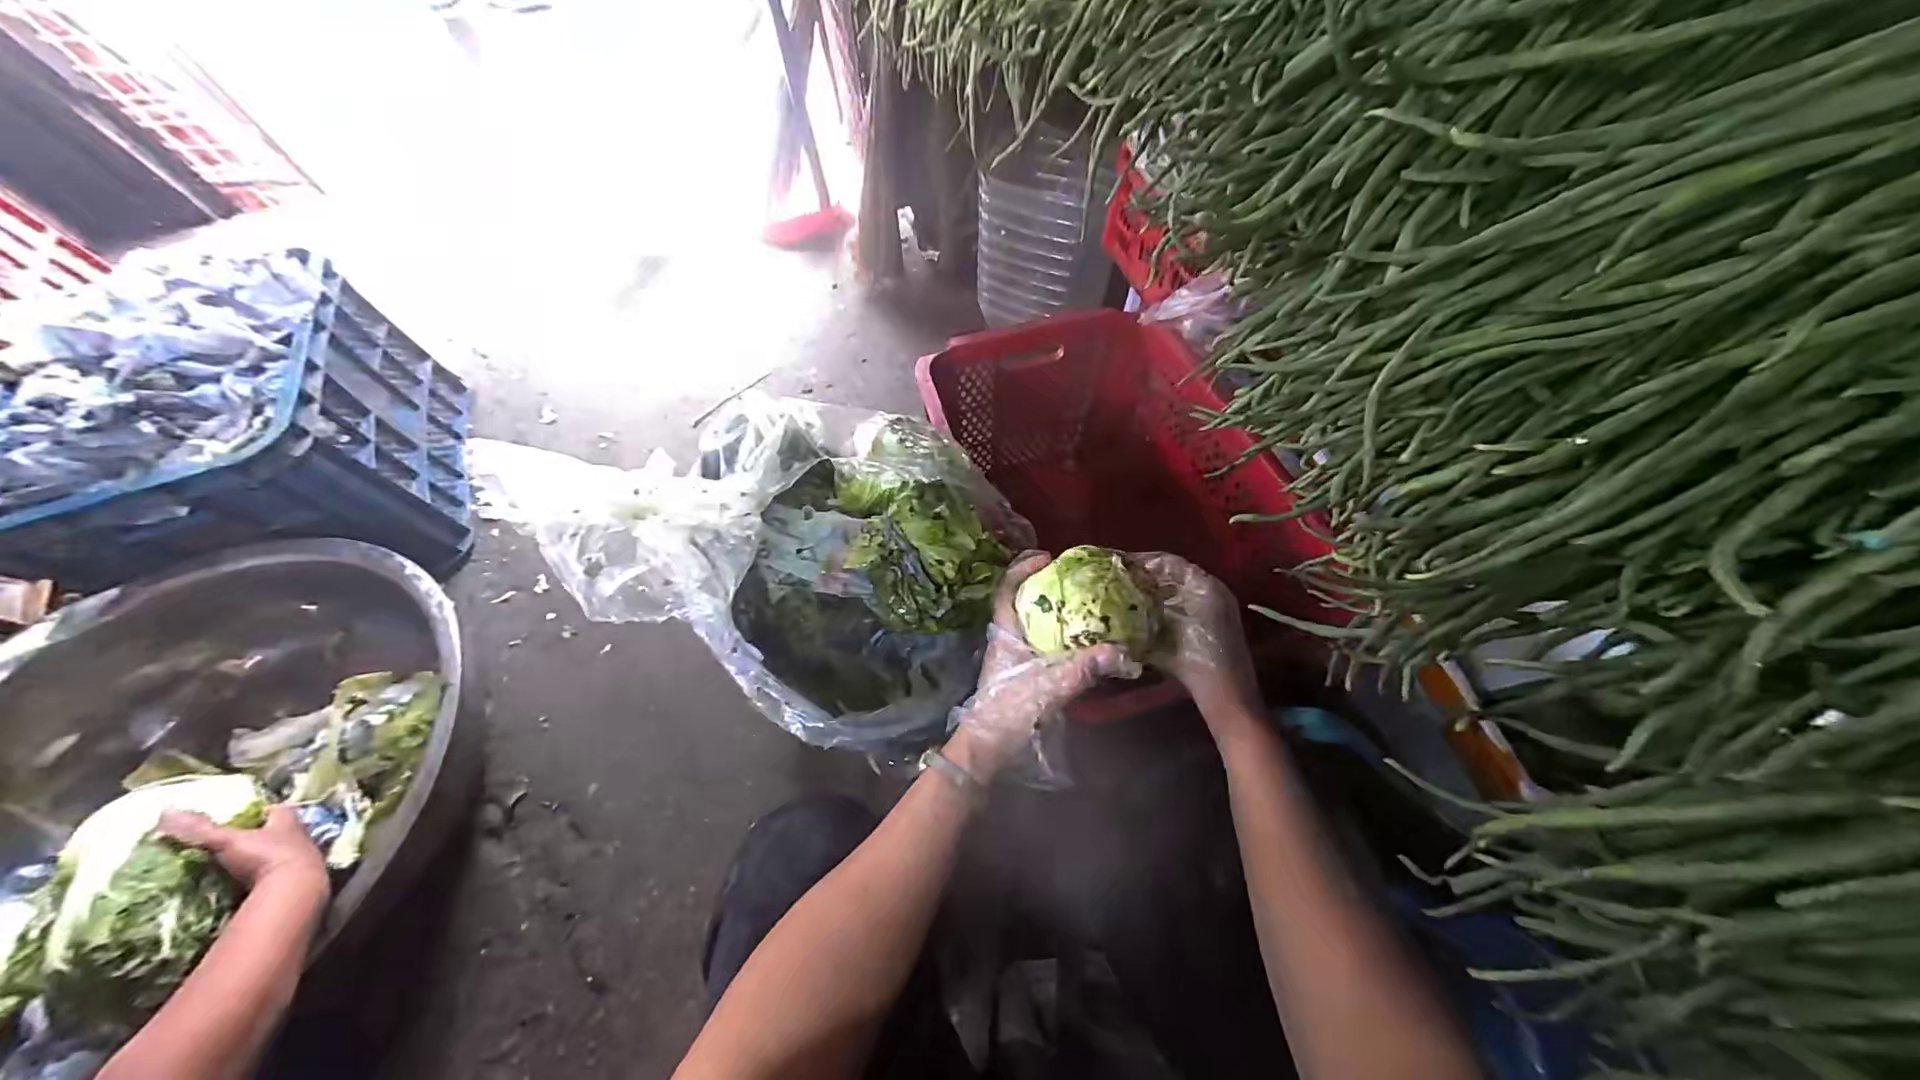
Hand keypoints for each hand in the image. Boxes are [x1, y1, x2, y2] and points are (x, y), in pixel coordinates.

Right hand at [158, 805, 326, 895]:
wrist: (293, 887)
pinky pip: (271, 878)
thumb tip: (165, 812)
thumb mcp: (230, 840)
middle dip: (257, 836)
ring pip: (276, 855)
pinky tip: (238, 888)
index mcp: (287, 822)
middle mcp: (297, 838)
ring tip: (229, 867)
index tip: (239, 815)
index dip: (260, 810)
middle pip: (277, 832)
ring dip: (257, 860)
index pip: (276, 810)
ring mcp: (298, 860)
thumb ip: (200, 830)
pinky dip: (256, 880)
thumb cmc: (266, 856)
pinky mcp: (292, 882)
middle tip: (229, 843)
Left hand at [948, 551, 1141, 777]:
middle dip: (1043, 585)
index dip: (1022, 567)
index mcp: (1005, 633)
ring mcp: (1011, 657)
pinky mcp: (1019, 673)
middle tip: (1074, 579)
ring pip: (1030, 621)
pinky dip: (1056, 634)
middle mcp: (1005, 639)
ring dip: (1051, 610)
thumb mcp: (1049, 687)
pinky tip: (1078, 641)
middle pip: (1020, 600)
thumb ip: (1084, 668)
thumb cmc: (1009, 711)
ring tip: (1081, 604)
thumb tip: (1122, 651)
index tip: (1047, 557)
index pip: (1007, 588)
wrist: (987, 747)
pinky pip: (1038, 641)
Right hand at [1128, 552, 1262, 723]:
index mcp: (1203, 585)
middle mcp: (1213, 589)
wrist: (1229, 696)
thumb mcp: (1161, 637)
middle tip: (1117, 580)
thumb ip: (1137, 617)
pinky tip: (1146, 614)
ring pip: (1180, 588)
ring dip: (1155, 590)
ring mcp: (1218, 605)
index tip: (1116, 565)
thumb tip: (1111, 606)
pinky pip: (1187, 602)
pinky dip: (1166, 604)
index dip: (1140, 561)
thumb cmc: (1195, 663)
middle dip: (1146, 575)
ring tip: (1126, 595)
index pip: (1167, 561)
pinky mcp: (1216, 622)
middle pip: (1174, 573)